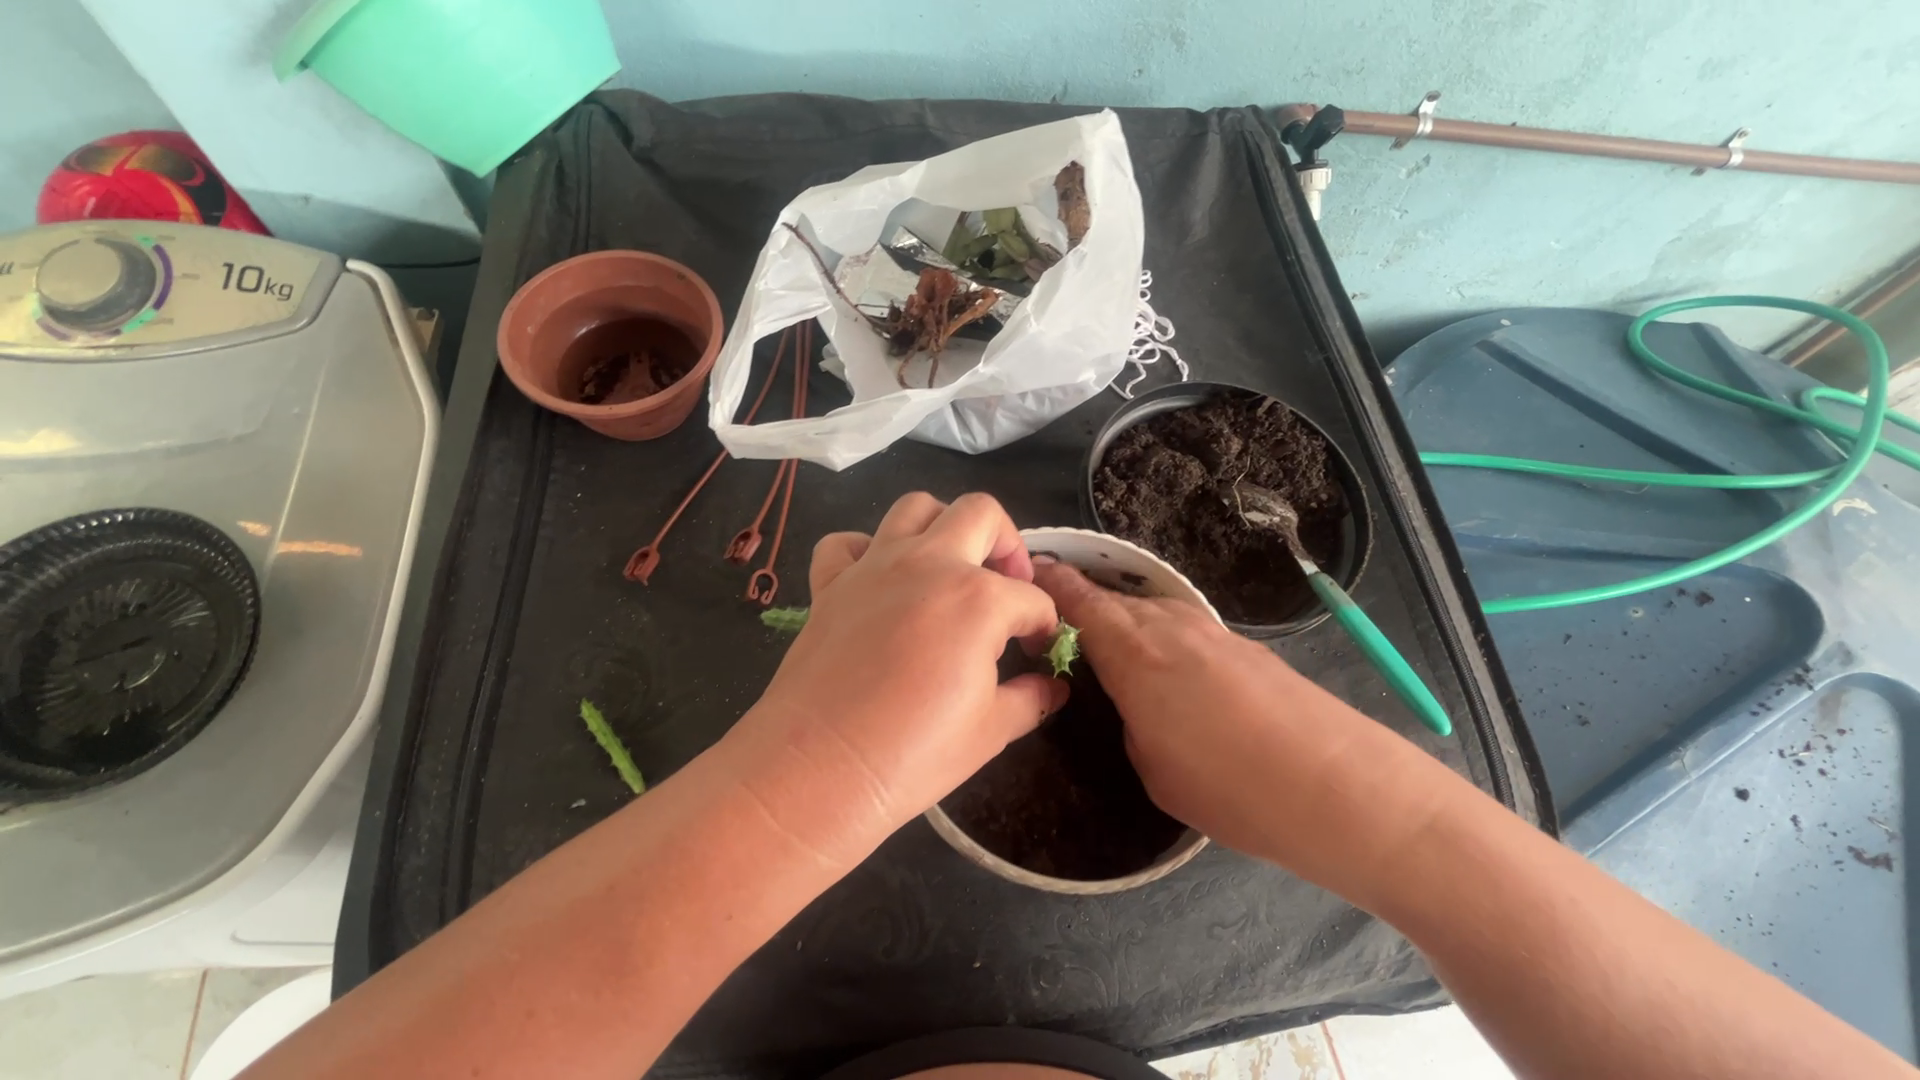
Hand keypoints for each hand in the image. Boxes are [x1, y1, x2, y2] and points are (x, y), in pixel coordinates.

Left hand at [726, 493, 1065, 867]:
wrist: (818, 769)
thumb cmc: (914, 753)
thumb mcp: (990, 732)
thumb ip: (1031, 700)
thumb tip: (1053, 688)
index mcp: (978, 598)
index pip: (1032, 600)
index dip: (1045, 626)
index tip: (1039, 653)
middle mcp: (929, 564)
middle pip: (981, 514)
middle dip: (1007, 544)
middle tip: (1007, 587)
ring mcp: (874, 567)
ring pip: (915, 507)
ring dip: (943, 527)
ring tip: (950, 569)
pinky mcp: (830, 584)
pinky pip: (846, 542)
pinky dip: (866, 550)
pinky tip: (880, 582)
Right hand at [1033, 560, 1440, 888]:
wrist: (1339, 786)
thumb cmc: (1229, 787)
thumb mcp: (1153, 767)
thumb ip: (1132, 721)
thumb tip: (1137, 704)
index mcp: (1132, 650)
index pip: (1078, 598)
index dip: (1050, 581)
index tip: (1025, 574)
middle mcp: (1168, 625)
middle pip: (1114, 601)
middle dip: (1083, 606)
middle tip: (1059, 627)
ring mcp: (1211, 631)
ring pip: (1151, 612)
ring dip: (1125, 623)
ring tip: (1111, 652)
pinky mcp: (1244, 646)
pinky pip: (1184, 630)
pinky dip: (1162, 639)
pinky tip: (1169, 674)